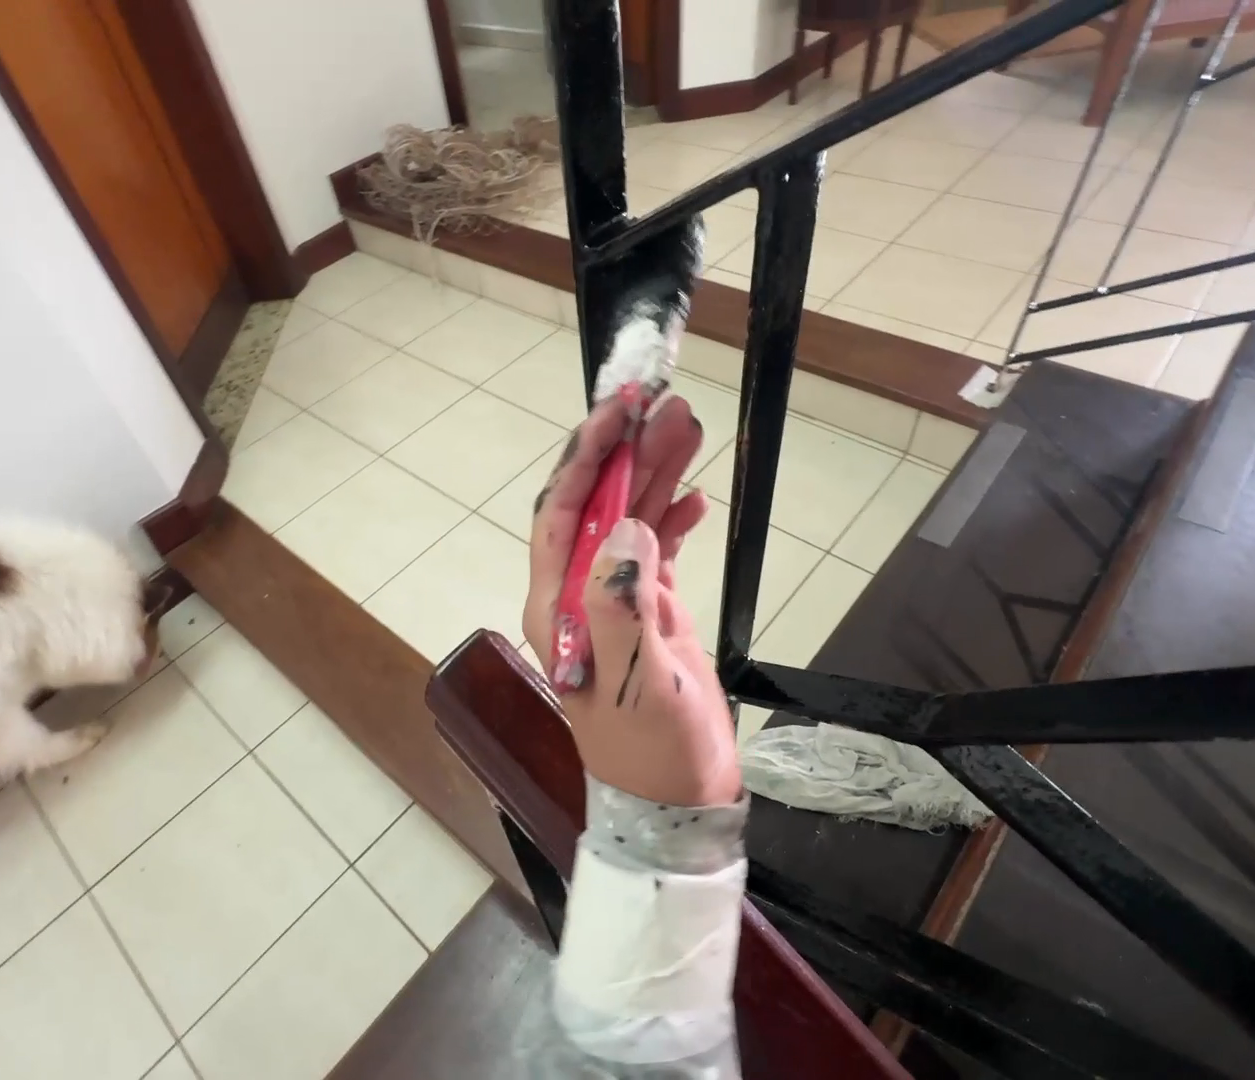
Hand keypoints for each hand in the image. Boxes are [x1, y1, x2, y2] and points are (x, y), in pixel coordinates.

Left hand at [523, 394, 741, 807]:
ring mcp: (614, 602)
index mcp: (560, 606)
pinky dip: (671, 520)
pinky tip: (694, 497)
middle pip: (599, 506)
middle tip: (665, 404)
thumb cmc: (652, 751)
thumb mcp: (635, 683)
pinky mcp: (647, 613)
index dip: (585, 459)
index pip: (563, 515)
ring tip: (688, 426)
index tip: (616, 413)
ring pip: (630, 520)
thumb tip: (626, 529)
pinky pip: (655, 552)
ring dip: (655, 475)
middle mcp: (580, 595)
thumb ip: (622, 607)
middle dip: (627, 453)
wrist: (680, 799)